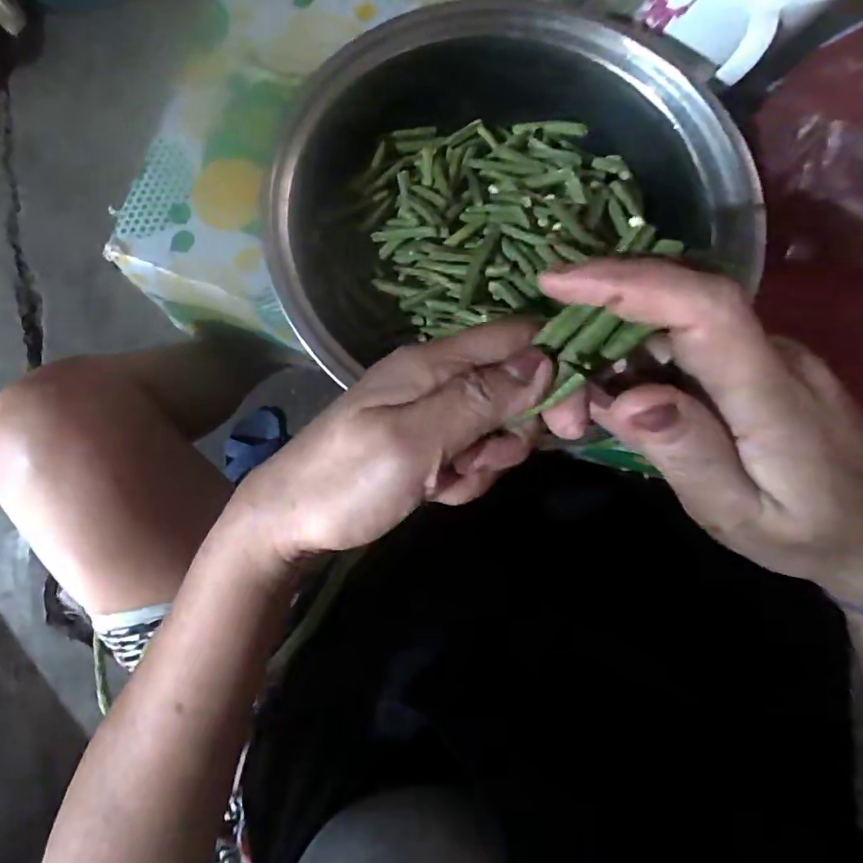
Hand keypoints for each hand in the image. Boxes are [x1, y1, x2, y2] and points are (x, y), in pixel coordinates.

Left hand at [230, 320, 555, 566]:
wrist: (288, 523)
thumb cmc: (345, 480)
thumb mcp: (415, 439)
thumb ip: (477, 399)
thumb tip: (544, 357)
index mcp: (428, 363)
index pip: (515, 338)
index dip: (555, 369)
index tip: (574, 420)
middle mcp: (429, 381)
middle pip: (511, 386)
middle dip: (514, 430)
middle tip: (483, 460)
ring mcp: (425, 416)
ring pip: (493, 428)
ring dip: (483, 461)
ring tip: (441, 482)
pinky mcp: (421, 449)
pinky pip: (467, 456)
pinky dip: (461, 478)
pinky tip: (431, 494)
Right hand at [540, 259, 862, 609]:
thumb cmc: (815, 536)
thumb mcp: (740, 515)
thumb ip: (686, 454)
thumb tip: (626, 398)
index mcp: (769, 390)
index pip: (703, 307)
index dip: (626, 283)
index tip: (555, 282)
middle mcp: (767, 353)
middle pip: (667, 306)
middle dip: (589, 329)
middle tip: (554, 397)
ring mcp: (759, 353)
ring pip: (660, 327)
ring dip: (600, 355)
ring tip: (575, 419)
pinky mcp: (745, 363)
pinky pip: (670, 344)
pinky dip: (622, 364)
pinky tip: (606, 405)